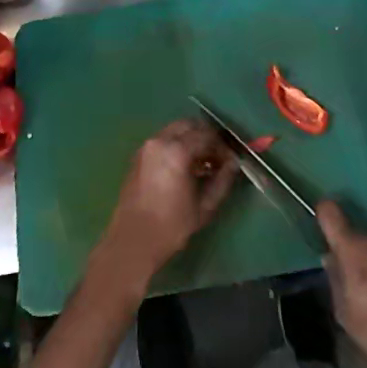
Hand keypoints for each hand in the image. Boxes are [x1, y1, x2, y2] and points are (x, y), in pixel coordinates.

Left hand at [96, 120, 236, 286]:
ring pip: (174, 131)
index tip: (230, 161)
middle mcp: (159, 141)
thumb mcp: (205, 206)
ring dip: (190, 141)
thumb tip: (233, 164)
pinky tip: (185, 168)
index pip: (207, 136)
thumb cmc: (172, 225)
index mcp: (176, 150)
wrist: (133, 241)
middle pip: (188, 126)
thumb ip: (222, 180)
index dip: (222, 147)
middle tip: (217, 158)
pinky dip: (176, 146)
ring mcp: (146, 147)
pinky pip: (162, 142)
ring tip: (202, 164)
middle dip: (206, 137)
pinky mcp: (138, 157)